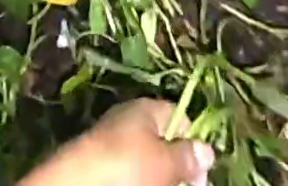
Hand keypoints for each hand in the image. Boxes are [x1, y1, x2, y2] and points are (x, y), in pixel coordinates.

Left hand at [19, 99, 215, 185]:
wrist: (79, 182)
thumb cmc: (126, 164)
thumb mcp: (164, 161)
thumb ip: (187, 155)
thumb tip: (208, 149)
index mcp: (146, 109)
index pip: (179, 117)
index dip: (193, 142)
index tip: (202, 171)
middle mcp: (131, 120)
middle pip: (165, 141)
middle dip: (178, 166)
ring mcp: (116, 141)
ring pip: (149, 159)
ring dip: (161, 175)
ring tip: (163, 184)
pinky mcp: (104, 163)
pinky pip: (133, 169)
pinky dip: (143, 178)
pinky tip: (146, 183)